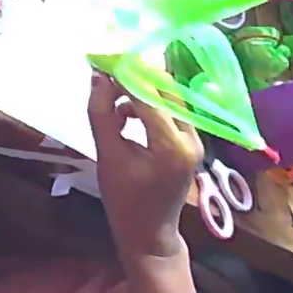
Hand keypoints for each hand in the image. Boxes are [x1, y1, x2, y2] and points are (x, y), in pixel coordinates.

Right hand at [90, 73, 202, 260]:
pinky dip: (144, 105)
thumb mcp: (107, 154)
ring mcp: (193, 140)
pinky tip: (122, 115)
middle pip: (164, 90)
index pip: (148, 95)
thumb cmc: (124, 199)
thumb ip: (101, 113)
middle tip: (105, 70)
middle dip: (134, 76)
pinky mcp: (188, 142)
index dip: (124, 73)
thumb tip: (98, 77)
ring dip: (138, 91)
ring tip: (109, 99)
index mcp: (172, 144)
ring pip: (166, 98)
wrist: (148, 233)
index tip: (101, 58)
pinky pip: (167, 111)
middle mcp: (191, 138)